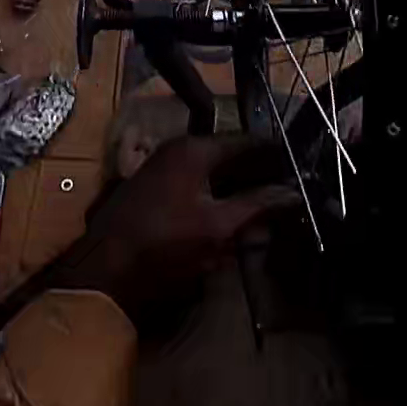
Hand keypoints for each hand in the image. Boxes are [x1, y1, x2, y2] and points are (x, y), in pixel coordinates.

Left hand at [51, 135, 298, 314]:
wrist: (106, 264)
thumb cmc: (164, 242)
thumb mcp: (218, 227)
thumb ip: (256, 206)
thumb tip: (293, 193)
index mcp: (194, 149)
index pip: (245, 141)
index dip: (274, 154)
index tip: (300, 167)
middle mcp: (178, 149)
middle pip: (229, 156)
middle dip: (257, 174)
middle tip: (288, 192)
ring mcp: (164, 167)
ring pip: (213, 172)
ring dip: (237, 189)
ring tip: (266, 207)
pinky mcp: (157, 188)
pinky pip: (197, 185)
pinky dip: (217, 197)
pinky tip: (233, 218)